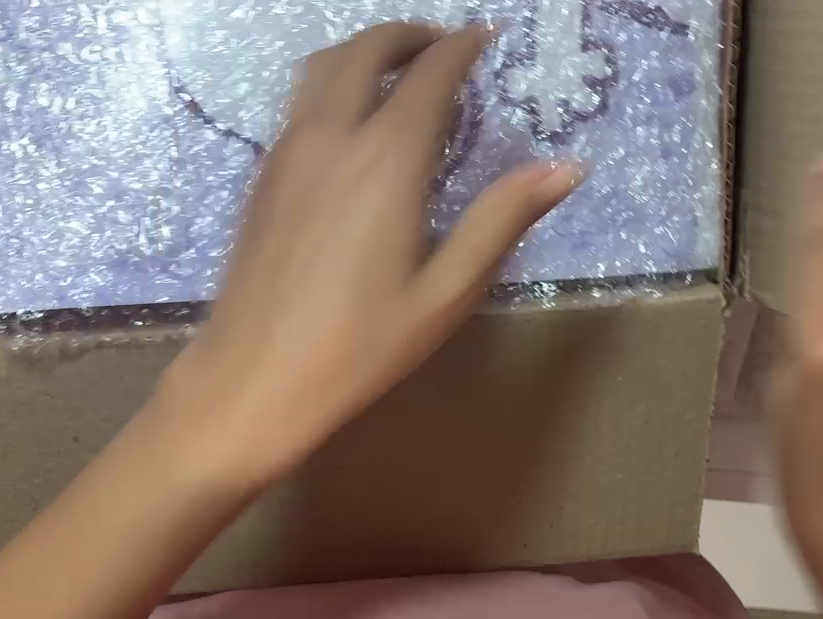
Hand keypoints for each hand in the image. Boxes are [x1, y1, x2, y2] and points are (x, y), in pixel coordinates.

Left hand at [151, 23, 581, 488]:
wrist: (256, 378)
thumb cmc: (360, 348)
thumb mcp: (444, 294)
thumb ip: (501, 222)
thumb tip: (566, 168)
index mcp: (386, 159)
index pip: (430, 74)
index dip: (463, 49)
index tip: (485, 41)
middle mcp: (331, 136)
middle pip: (367, 50)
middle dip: (410, 36)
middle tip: (442, 48)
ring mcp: (286, 153)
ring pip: (321, 67)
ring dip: (364, 53)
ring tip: (395, 73)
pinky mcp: (261, 178)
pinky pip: (297, 103)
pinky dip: (330, 86)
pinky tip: (347, 126)